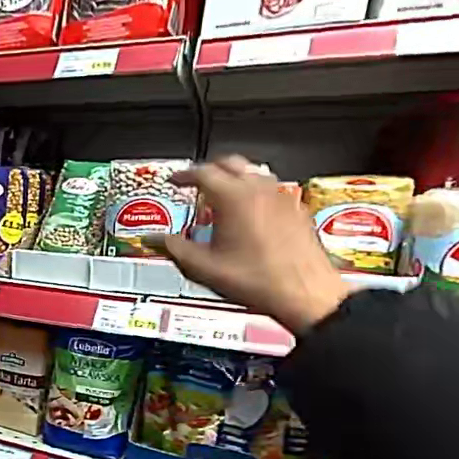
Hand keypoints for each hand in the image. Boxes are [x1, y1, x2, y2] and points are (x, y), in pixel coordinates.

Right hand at [143, 157, 351, 334]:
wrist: (304, 294)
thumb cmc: (259, 280)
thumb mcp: (204, 267)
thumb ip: (174, 248)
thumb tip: (154, 240)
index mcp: (234, 197)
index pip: (203, 172)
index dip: (184, 175)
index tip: (175, 180)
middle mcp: (260, 190)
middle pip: (230, 164)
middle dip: (209, 170)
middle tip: (195, 182)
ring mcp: (282, 198)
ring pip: (252, 174)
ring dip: (233, 180)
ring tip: (219, 199)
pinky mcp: (296, 211)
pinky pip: (270, 190)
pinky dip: (253, 193)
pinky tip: (246, 216)